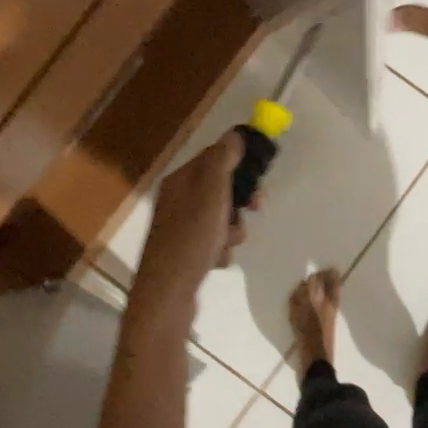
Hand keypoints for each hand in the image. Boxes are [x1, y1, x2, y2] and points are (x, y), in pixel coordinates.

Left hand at [130, 134, 254, 314]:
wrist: (166, 293)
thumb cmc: (190, 239)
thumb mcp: (211, 193)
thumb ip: (223, 160)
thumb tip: (235, 134)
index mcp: (180, 180)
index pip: (215, 157)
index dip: (241, 163)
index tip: (260, 178)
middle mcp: (177, 199)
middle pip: (221, 188)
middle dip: (240, 201)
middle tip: (254, 209)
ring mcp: (180, 227)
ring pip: (221, 217)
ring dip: (232, 229)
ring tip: (226, 242)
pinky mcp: (185, 251)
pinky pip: (214, 240)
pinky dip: (220, 248)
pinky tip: (215, 259)